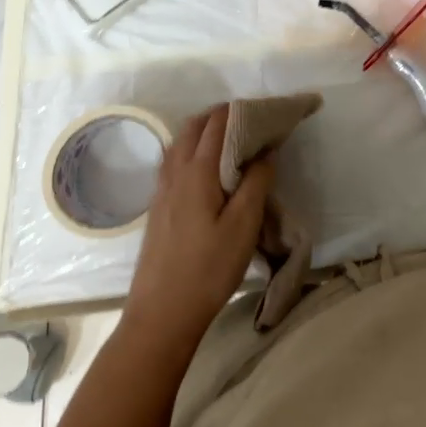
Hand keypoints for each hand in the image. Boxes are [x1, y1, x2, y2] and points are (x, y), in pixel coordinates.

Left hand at [123, 104, 273, 338]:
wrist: (161, 315)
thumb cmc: (208, 268)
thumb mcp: (244, 225)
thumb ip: (256, 182)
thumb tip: (265, 151)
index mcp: (197, 172)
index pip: (218, 124)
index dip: (242, 111)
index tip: (267, 112)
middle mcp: (175, 173)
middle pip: (194, 127)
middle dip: (221, 116)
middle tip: (252, 123)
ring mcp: (161, 191)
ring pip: (180, 144)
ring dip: (204, 131)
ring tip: (232, 140)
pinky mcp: (158, 208)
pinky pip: (174, 162)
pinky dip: (192, 150)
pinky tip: (207, 169)